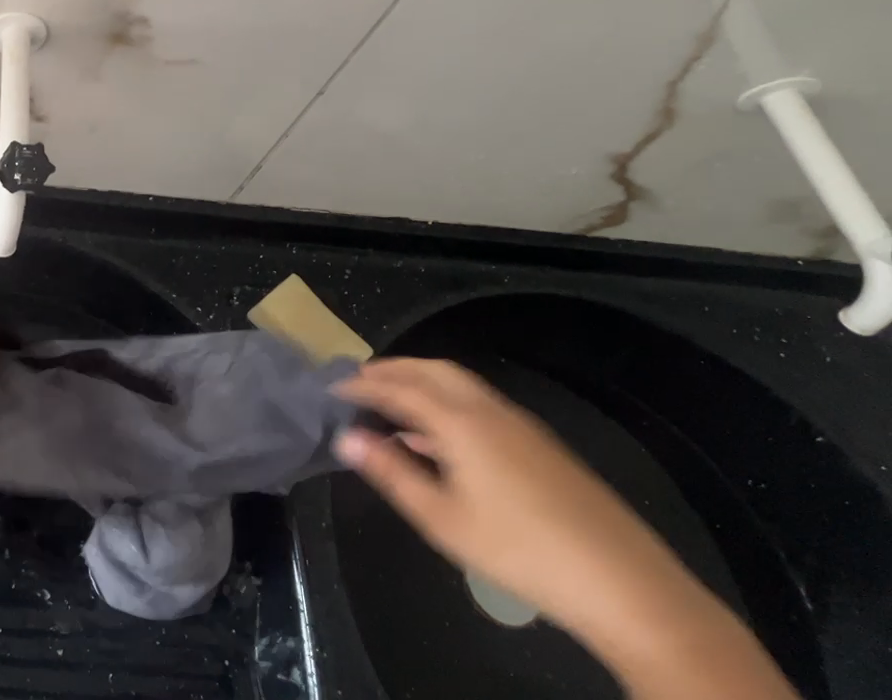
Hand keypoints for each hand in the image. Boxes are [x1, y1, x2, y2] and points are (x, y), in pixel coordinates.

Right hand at [331, 358, 694, 638]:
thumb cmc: (519, 550)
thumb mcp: (441, 518)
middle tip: (357, 382)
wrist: (624, 585)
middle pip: (433, 370)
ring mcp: (521, 427)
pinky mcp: (540, 446)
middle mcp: (491, 412)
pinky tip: (435, 438)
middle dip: (392, 369)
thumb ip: (391, 472)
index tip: (330, 388)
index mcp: (462, 423)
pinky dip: (445, 402)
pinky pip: (479, 405)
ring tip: (388, 403)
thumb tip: (347, 438)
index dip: (361, 384)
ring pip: (460, 385)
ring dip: (420, 383)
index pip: (399, 387)